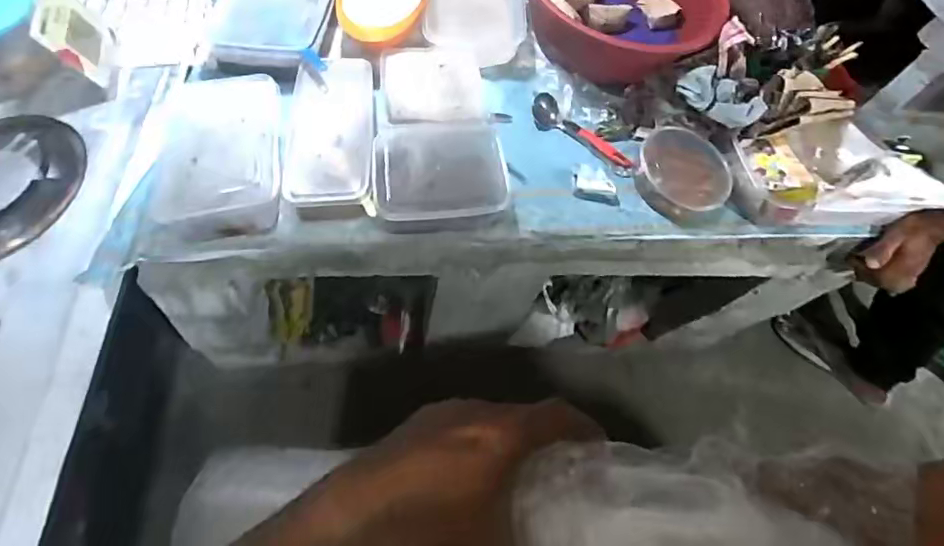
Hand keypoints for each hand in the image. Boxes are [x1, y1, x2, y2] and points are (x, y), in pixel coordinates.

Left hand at [239, 399, 602, 545]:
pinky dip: (474, 449)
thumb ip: (533, 530)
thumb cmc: (430, 538)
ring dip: (506, 445)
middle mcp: (463, 410)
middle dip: (546, 441)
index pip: (556, 415)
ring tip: (521, 482)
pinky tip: (470, 484)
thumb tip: (550, 528)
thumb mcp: (497, 541)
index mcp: (494, 432)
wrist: (338, 537)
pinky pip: (453, 431)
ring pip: (483, 421)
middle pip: (519, 415)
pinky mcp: (401, 433)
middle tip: (566, 476)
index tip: (604, 454)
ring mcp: (427, 417)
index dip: (585, 430)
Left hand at [855, 212, 943, 294]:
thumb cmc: (910, 229)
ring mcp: (912, 276)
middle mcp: (907, 277)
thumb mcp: (893, 235)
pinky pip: (898, 283)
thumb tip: (870, 264)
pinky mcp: (914, 273)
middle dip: (865, 275)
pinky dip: (885, 278)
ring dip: (873, 277)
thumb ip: (882, 250)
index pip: (876, 279)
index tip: (850, 259)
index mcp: (901, 269)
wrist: (933, 227)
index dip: (860, 270)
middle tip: (854, 261)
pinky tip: (877, 269)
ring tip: (862, 264)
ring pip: (889, 285)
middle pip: (881, 284)